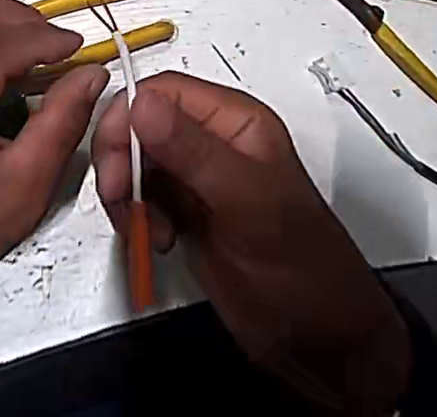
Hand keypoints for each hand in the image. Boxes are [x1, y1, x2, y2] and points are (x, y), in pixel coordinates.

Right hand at [93, 73, 411, 413]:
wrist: (323, 346)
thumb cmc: (305, 271)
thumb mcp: (246, 204)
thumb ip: (193, 151)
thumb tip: (142, 103)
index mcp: (234, 121)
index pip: (163, 91)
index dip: (129, 116)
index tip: (114, 157)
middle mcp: (211, 140)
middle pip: (140, 122)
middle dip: (121, 157)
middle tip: (119, 197)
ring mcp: (195, 176)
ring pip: (134, 159)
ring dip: (124, 191)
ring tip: (144, 228)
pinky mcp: (184, 210)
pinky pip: (139, 195)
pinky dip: (133, 215)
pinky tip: (154, 239)